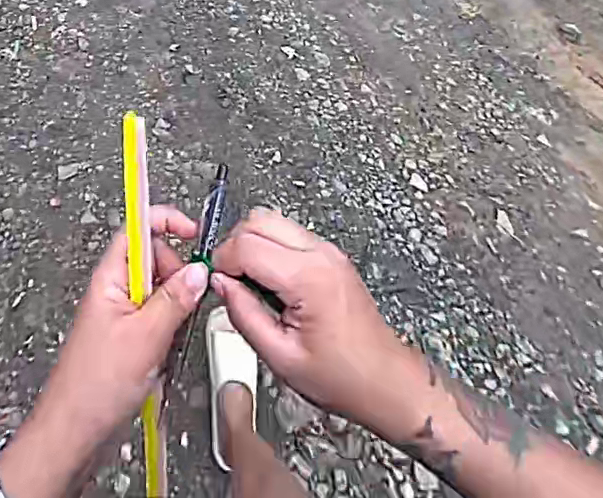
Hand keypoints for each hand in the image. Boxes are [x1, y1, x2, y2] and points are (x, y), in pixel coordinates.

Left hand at [0, 205, 210, 497]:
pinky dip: (169, 329)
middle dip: (176, 273)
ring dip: (173, 308)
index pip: (137, 229)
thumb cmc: (93, 387)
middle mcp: (116, 289)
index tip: (191, 229)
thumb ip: (174, 300)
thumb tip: (198, 271)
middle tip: (185, 298)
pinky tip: (164, 352)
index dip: (165, 220)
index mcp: (110, 277)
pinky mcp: (129, 335)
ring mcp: (123, 313)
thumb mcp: (145, 337)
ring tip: (168, 336)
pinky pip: (158, 317)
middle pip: (155, 257)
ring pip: (160, 290)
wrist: (74, 432)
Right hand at [209, 208, 420, 436]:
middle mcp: (320, 254)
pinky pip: (287, 233)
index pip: (247, 245)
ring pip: (272, 220)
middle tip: (228, 277)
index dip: (222, 260)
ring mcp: (327, 250)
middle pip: (258, 220)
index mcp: (308, 278)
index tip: (215, 280)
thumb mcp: (281, 358)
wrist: (387, 381)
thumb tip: (220, 285)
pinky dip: (268, 246)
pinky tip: (268, 279)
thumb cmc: (343, 376)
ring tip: (248, 280)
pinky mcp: (328, 254)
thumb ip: (244, 315)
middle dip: (234, 244)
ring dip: (251, 242)